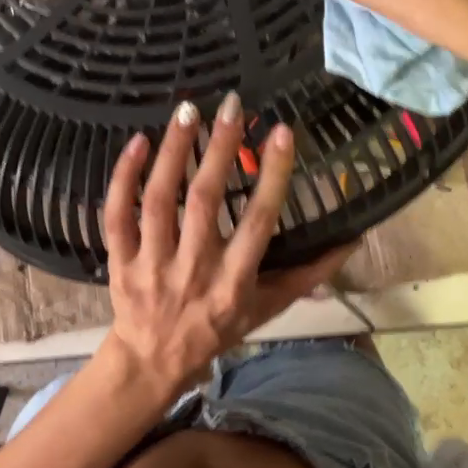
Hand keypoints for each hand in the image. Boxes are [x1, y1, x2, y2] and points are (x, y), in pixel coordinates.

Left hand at [100, 94, 352, 397]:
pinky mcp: (119, 260)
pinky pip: (117, 214)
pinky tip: (138, 141)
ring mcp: (151, 264)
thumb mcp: (267, 309)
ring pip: (159, 200)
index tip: (281, 131)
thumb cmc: (217, 329)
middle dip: (220, 149)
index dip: (272, 175)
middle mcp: (193, 270)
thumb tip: (350, 239)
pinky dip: (123, 177)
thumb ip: (307, 275)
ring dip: (174, 151)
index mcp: (233, 282)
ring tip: (187, 111)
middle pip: (204, 201)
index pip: (258, 222)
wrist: (151, 362)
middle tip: (232, 104)